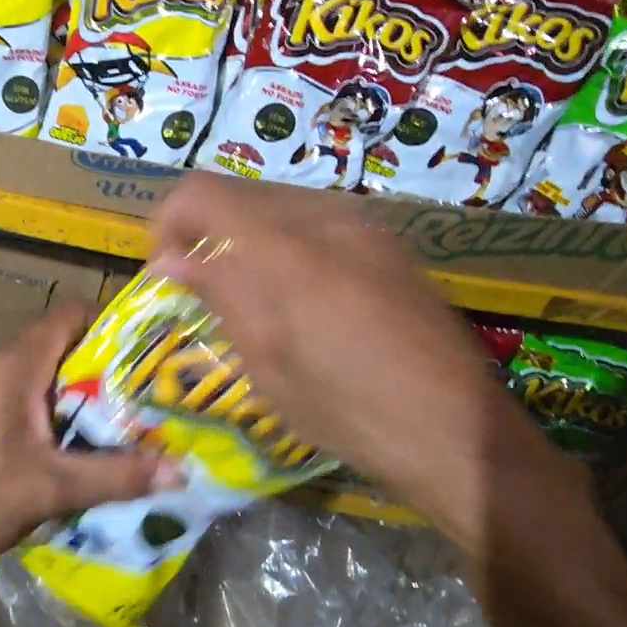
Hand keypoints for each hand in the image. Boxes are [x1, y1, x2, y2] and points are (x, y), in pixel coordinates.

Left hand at [0, 305, 176, 577]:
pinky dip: (50, 425)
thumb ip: (116, 477)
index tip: (151, 361)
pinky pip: (21, 408)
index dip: (115, 329)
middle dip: (107, 379)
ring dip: (79, 407)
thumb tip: (180, 470)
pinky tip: (71, 462)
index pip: (73, 316)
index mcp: (16, 364)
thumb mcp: (49, 489)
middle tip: (149, 409)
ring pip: (42, 385)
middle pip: (63, 352)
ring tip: (122, 439)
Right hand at [150, 174, 566, 540]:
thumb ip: (218, 295)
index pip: (200, 193)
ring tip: (256, 302)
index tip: (168, 271)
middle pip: (239, 196)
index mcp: (284, 248)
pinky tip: (304, 303)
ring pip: (279, 208)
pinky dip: (290, 249)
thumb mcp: (266, 363)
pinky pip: (319, 225)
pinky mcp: (390, 245)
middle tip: (205, 291)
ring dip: (250, 242)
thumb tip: (169, 259)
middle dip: (209, 235)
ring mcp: (364, 226)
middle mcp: (324, 218)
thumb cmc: (346, 410)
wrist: (458, 433)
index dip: (169, 224)